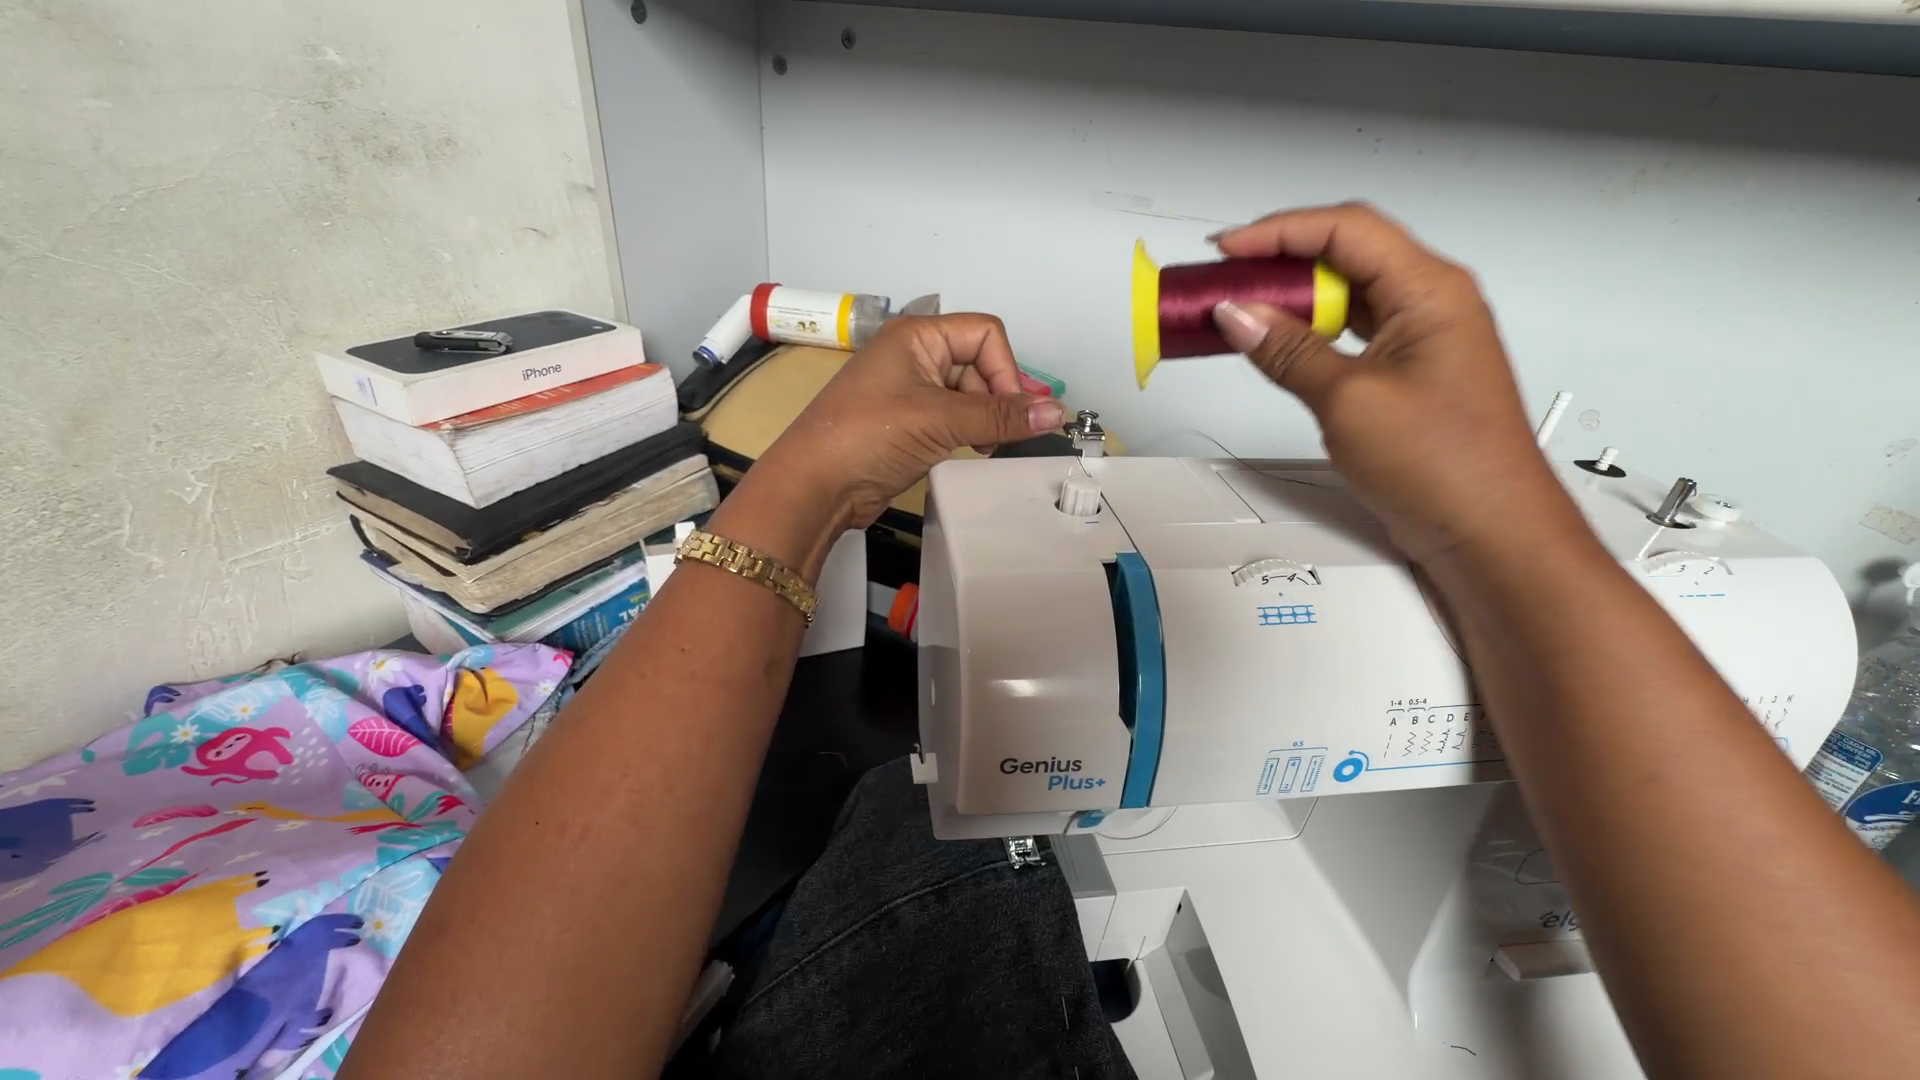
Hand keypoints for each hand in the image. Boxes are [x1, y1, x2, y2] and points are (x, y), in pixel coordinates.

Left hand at [754, 313, 1065, 529]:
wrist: (815, 486)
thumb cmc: (867, 436)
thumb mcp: (939, 420)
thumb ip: (1000, 416)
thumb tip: (1056, 412)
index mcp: (918, 336)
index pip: (986, 335)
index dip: (1006, 369)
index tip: (1008, 410)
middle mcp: (916, 356)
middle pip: (981, 364)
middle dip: (996, 399)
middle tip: (996, 436)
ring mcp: (912, 391)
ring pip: (971, 395)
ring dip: (984, 420)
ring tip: (982, 447)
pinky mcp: (911, 423)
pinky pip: (955, 418)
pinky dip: (969, 433)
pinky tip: (969, 452)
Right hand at [1210, 203, 1583, 561]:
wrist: (1486, 529)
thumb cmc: (1446, 464)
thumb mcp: (1349, 400)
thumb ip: (1288, 350)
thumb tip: (1239, 315)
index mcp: (1430, 290)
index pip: (1344, 231)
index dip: (1278, 231)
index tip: (1226, 250)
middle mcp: (1429, 303)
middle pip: (1343, 255)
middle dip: (1277, 263)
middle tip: (1225, 283)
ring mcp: (1418, 339)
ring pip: (1343, 295)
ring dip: (1289, 301)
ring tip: (1239, 314)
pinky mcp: (1402, 373)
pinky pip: (1347, 333)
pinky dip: (1305, 334)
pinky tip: (1274, 347)